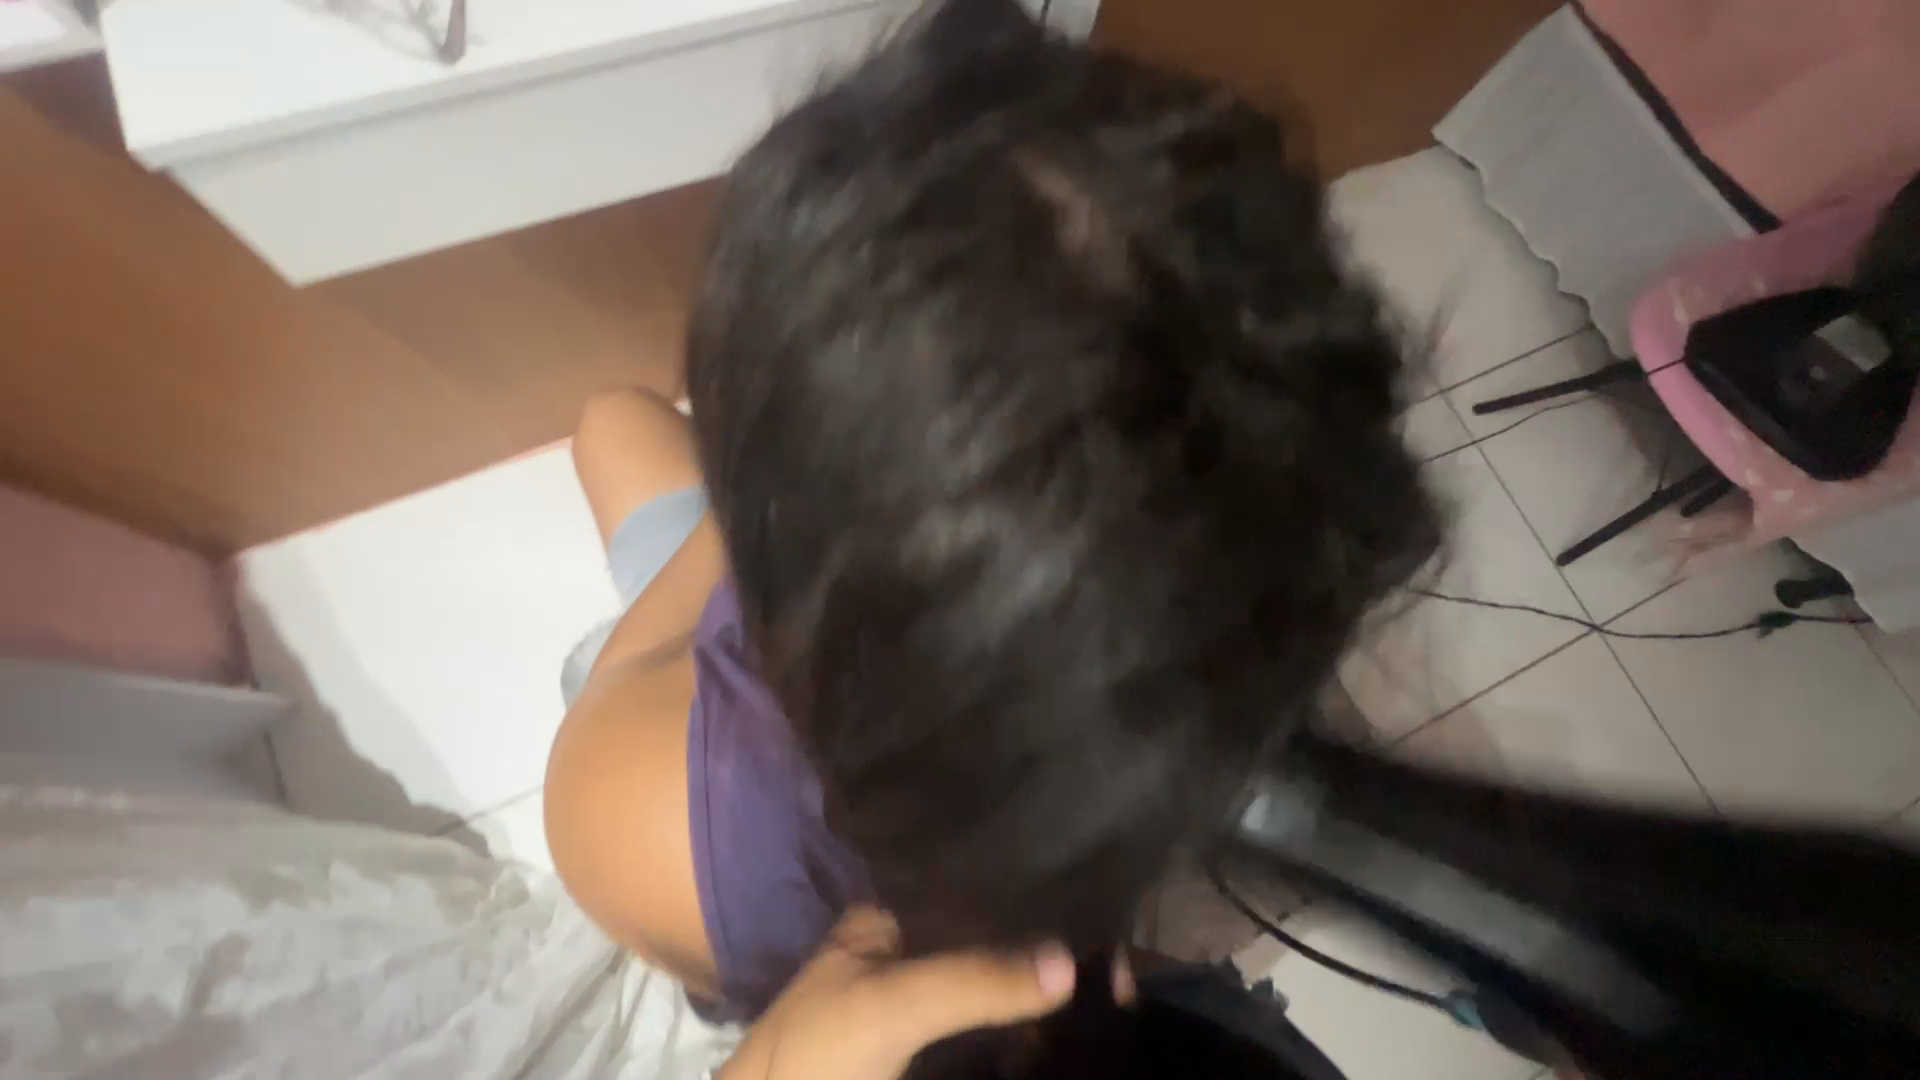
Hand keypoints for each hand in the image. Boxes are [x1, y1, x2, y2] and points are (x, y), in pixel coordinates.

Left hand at [716, 908, 1082, 1079]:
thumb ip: (973, 978)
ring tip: (1109, 992)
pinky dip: (1024, 1037)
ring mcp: (923, 1006)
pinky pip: (989, 1035)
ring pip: (995, 989)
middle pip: (991, 942)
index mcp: (894, 916)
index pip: (973, 888)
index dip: (1027, 897)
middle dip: (1044, 952)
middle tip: (1113, 964)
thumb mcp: (893, 1003)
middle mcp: (913, 950)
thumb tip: (1068, 962)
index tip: (1091, 905)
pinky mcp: (933, 1056)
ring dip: (1041, 999)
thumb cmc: (821, 1050)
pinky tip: (1064, 1035)